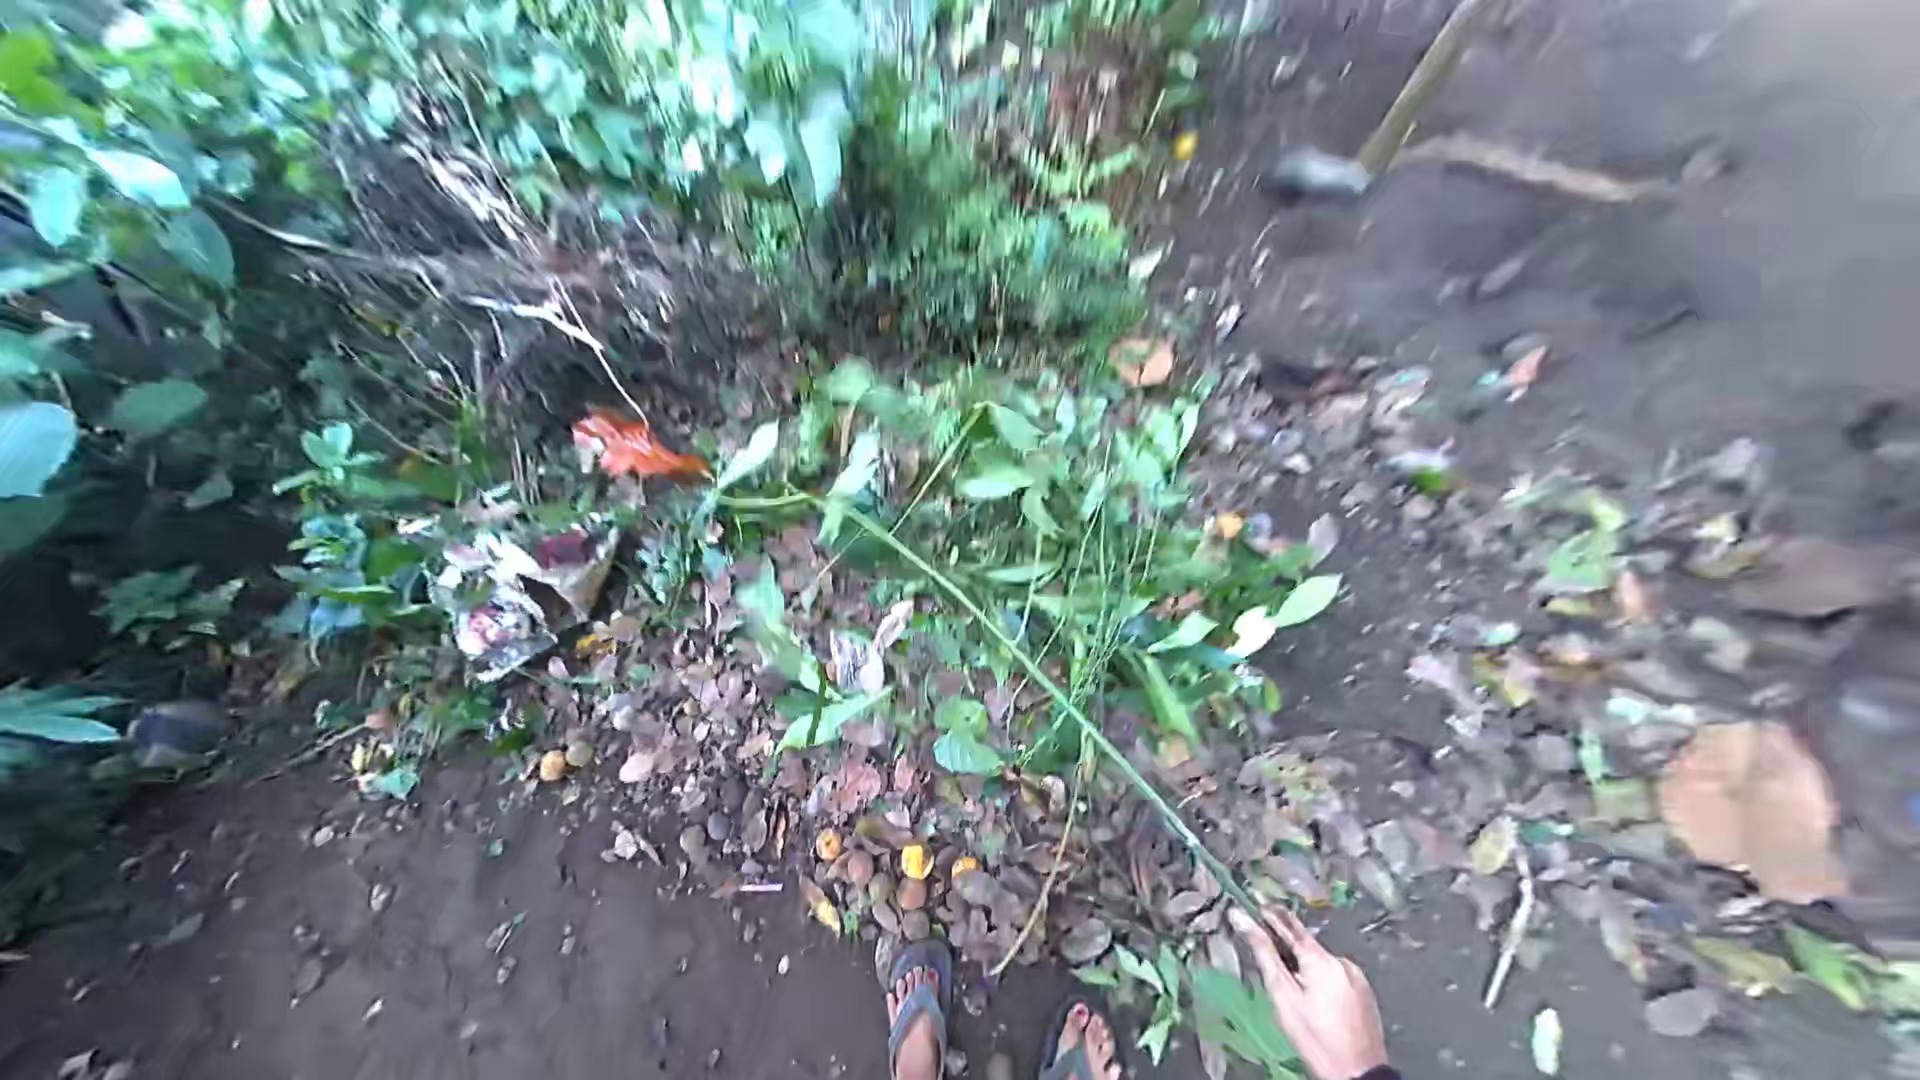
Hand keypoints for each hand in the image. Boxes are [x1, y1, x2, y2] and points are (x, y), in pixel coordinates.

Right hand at [1230, 905, 1389, 1079]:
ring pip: (1320, 959)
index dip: (1269, 914)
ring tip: (1291, 983)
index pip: (1289, 923)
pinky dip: (1321, 976)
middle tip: (1267, 954)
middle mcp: (1342, 961)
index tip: (1252, 907)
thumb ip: (1262, 952)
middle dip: (1285, 945)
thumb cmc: (1313, 1038)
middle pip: (1305, 943)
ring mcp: (1357, 977)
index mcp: (1321, 959)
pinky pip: (1335, 973)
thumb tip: (1239, 916)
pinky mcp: (1365, 993)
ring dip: (1304, 962)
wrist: (1358, 1079)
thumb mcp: (1282, 995)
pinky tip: (1314, 996)